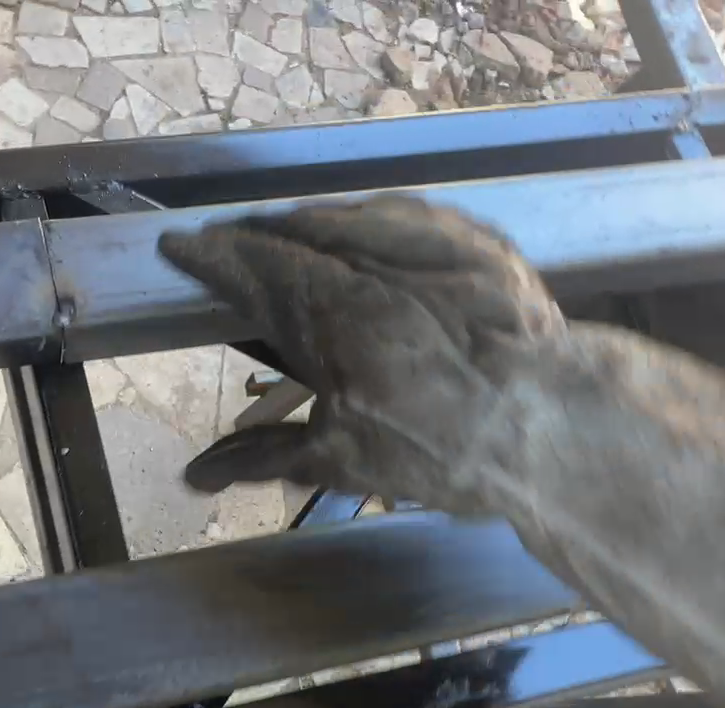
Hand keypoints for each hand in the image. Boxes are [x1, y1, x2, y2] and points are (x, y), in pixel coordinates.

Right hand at [160, 195, 567, 510]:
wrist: (548, 426)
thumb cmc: (434, 446)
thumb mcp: (337, 461)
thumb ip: (260, 458)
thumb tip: (191, 478)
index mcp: (330, 318)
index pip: (252, 273)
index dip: (210, 259)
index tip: (176, 245)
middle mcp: (371, 267)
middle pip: (291, 236)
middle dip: (247, 237)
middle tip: (220, 240)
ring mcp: (429, 247)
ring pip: (346, 215)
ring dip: (301, 222)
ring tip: (276, 229)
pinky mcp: (474, 242)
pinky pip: (404, 212)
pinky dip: (365, 215)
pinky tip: (358, 220)